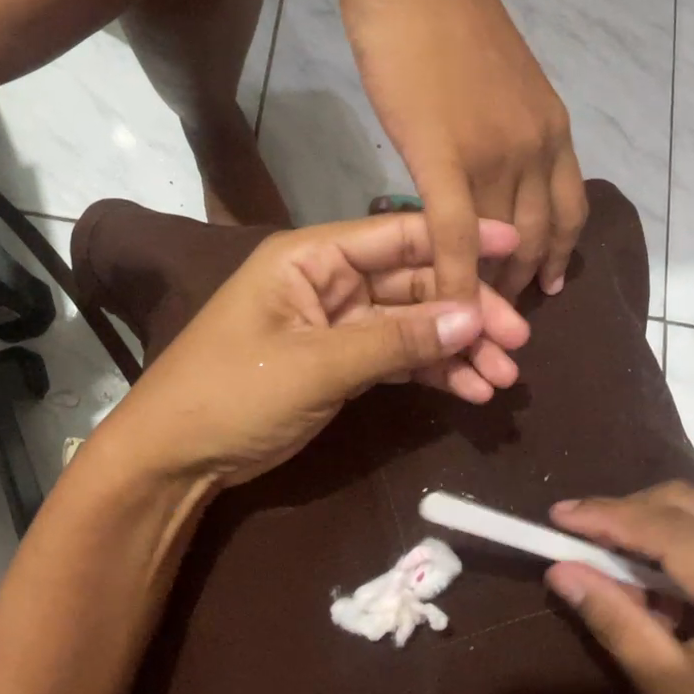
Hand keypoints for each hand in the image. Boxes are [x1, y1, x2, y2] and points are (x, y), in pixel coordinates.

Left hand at [89, 212, 530, 488]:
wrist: (177, 459)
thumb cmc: (233, 393)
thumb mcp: (317, 365)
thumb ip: (397, 340)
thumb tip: (475, 317)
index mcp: (311, 257)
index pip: (397, 234)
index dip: (456, 239)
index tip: (513, 246)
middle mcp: (329, 280)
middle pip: (414, 283)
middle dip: (467, 312)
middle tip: (517, 342)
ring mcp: (337, 324)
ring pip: (413, 325)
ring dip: (457, 349)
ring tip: (502, 380)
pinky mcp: (342, 363)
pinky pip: (399, 359)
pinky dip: (433, 373)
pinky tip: (470, 392)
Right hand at [338, 0, 586, 302]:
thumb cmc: (445, 16)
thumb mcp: (495, 84)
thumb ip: (502, 133)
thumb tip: (483, 174)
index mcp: (553, 131)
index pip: (568, 216)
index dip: (554, 260)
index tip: (534, 290)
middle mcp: (539, 149)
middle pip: (539, 241)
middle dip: (521, 288)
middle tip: (497, 320)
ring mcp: (496, 154)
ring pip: (504, 246)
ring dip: (491, 294)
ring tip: (472, 324)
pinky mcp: (443, 155)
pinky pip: (457, 235)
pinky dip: (455, 280)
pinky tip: (446, 312)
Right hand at [544, 483, 693, 693]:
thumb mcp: (672, 693)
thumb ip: (617, 623)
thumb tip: (561, 570)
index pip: (676, 534)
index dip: (612, 517)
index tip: (558, 516)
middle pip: (690, 506)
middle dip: (626, 510)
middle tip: (576, 533)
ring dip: (649, 521)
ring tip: (606, 557)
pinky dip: (675, 539)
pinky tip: (651, 577)